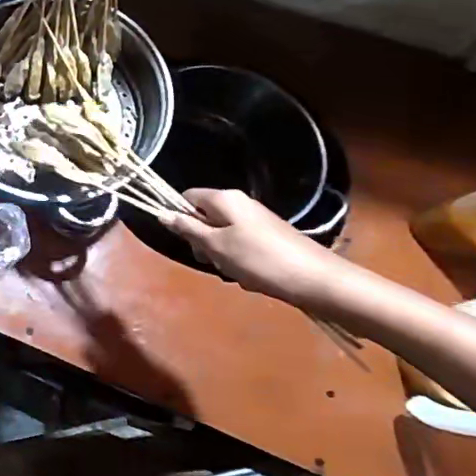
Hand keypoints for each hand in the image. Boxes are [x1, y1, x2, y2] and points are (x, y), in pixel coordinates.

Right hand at [161, 189, 354, 306]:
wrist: (313, 277)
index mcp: (224, 199)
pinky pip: (240, 244)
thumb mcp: (216, 245)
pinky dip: (238, 260)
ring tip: (233, 271)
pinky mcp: (267, 235)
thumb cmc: (258, 259)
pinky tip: (249, 275)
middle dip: (202, 241)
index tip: (185, 241)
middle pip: (204, 217)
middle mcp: (240, 202)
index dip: (180, 217)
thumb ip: (188, 229)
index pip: (187, 197)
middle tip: (211, 260)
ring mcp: (255, 219)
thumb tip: (161, 212)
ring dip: (220, 255)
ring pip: (221, 234)